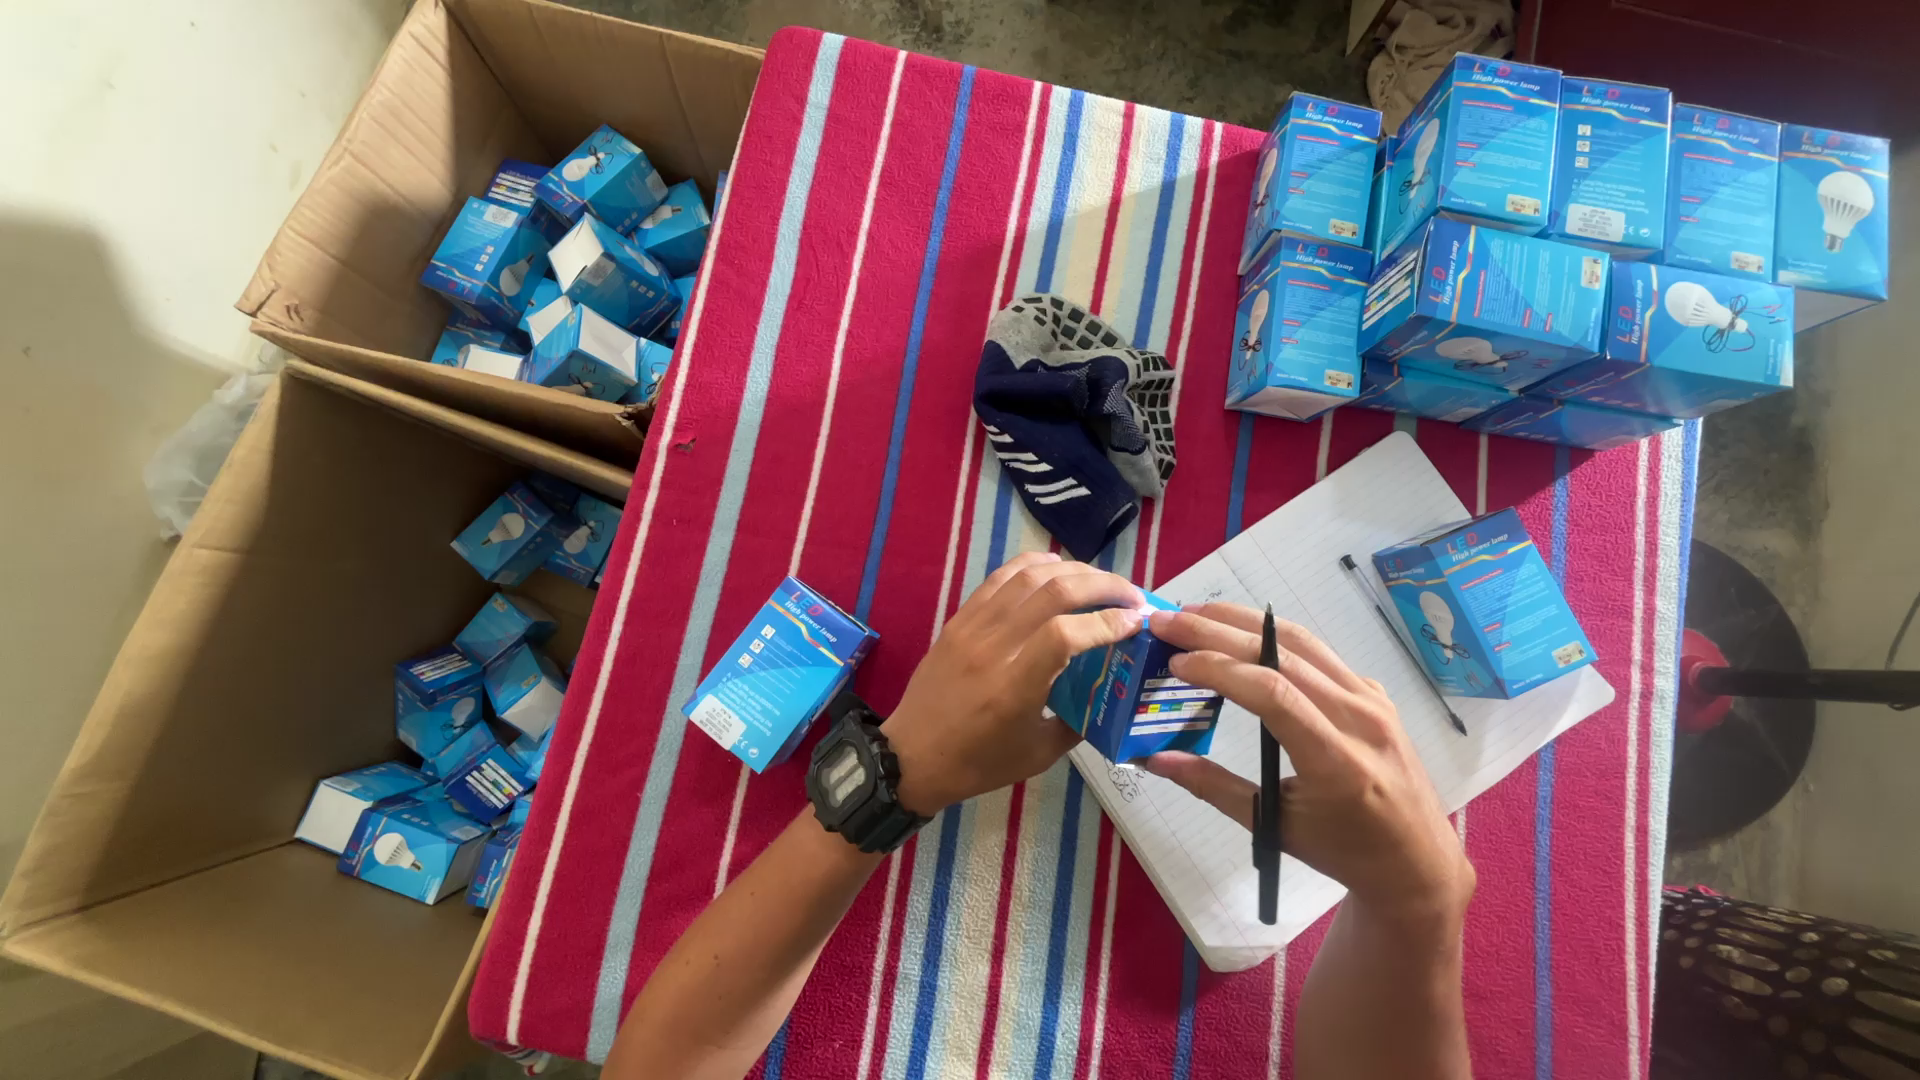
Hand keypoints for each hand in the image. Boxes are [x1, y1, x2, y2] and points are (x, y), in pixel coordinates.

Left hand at [881, 552, 1145, 815]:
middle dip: (1102, 585)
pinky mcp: (959, 618)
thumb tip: (1108, 687)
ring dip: (1073, 570)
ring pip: (1028, 575)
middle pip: (1053, 591)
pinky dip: (1033, 565)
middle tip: (1132, 594)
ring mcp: (972, 627)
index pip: (1066, 633)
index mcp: (1013, 687)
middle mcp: (993, 647)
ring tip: (1101, 580)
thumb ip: (1078, 719)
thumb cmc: (978, 763)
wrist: (911, 756)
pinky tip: (1057, 567)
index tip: (1138, 621)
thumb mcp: (1038, 754)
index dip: (1108, 620)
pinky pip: (1000, 578)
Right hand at [1140, 604, 1473, 926]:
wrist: (1418, 861)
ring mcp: (1371, 699)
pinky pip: (1317, 651)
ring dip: (1242, 621)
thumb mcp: (1274, 826)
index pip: (1272, 694)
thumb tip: (1154, 759)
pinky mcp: (1372, 692)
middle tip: (1167, 620)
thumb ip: (1213, 787)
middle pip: (1280, 655)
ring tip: (1195, 613)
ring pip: (1300, 641)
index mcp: (1337, 761)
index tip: (1175, 663)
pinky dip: (1271, 635)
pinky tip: (1239, 633)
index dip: (1219, 669)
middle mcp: (1359, 718)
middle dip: (1216, 632)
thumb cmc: (1344, 851)